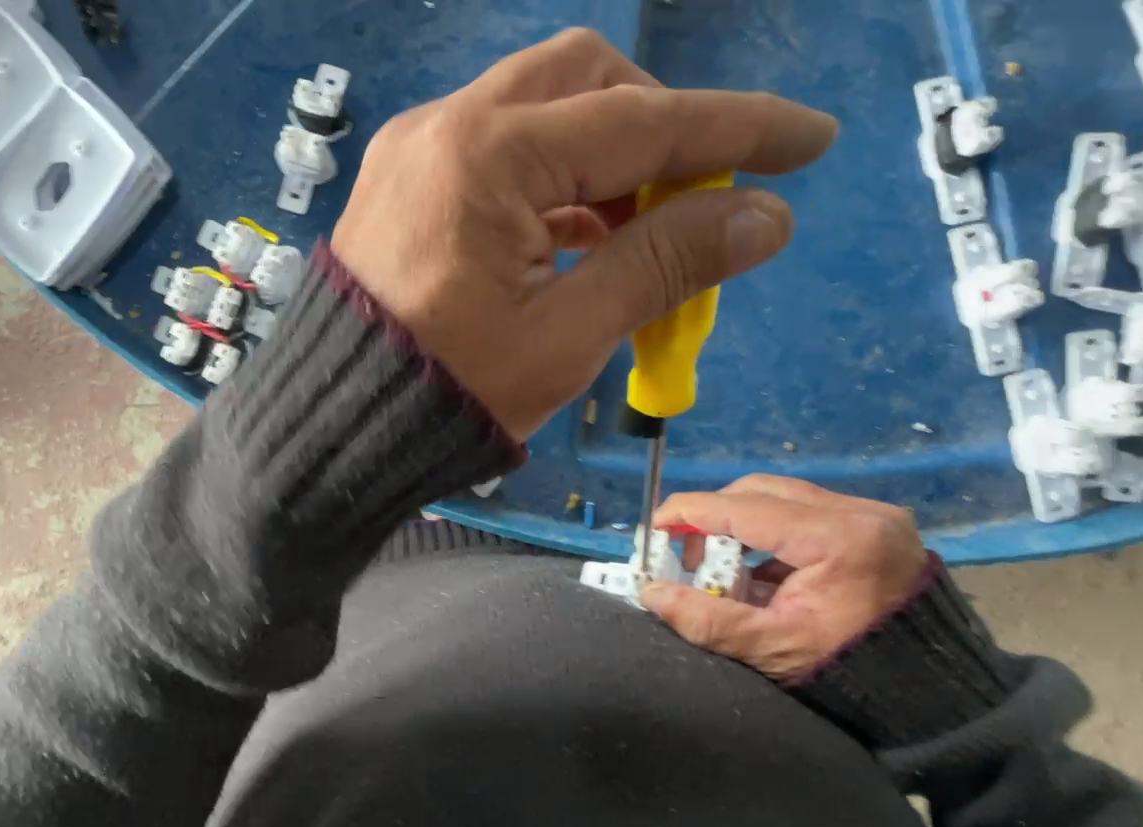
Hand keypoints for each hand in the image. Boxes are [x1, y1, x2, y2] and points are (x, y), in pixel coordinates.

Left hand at [330, 29, 837, 439]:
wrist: (333, 430)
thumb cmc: (447, 395)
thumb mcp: (566, 337)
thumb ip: (663, 264)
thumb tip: (763, 216)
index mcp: (486, 158)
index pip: (639, 121)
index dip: (736, 130)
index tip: (809, 140)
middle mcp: (444, 128)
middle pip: (584, 80)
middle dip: (657, 125)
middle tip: (697, 195)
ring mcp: (414, 151)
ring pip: (537, 110)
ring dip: (603, 156)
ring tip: (641, 232)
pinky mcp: (400, 182)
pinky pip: (493, 153)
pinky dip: (549, 181)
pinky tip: (578, 235)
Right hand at [641, 475, 930, 679]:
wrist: (930, 688)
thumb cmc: (847, 667)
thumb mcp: (769, 646)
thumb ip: (706, 618)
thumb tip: (650, 592)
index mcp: (837, 538)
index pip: (744, 507)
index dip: (690, 512)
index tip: (653, 527)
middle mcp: (858, 511)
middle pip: (760, 491)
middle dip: (712, 515)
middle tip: (685, 552)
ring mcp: (871, 514)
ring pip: (782, 495)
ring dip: (738, 521)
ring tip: (719, 561)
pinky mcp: (874, 524)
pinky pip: (805, 510)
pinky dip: (768, 531)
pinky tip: (756, 566)